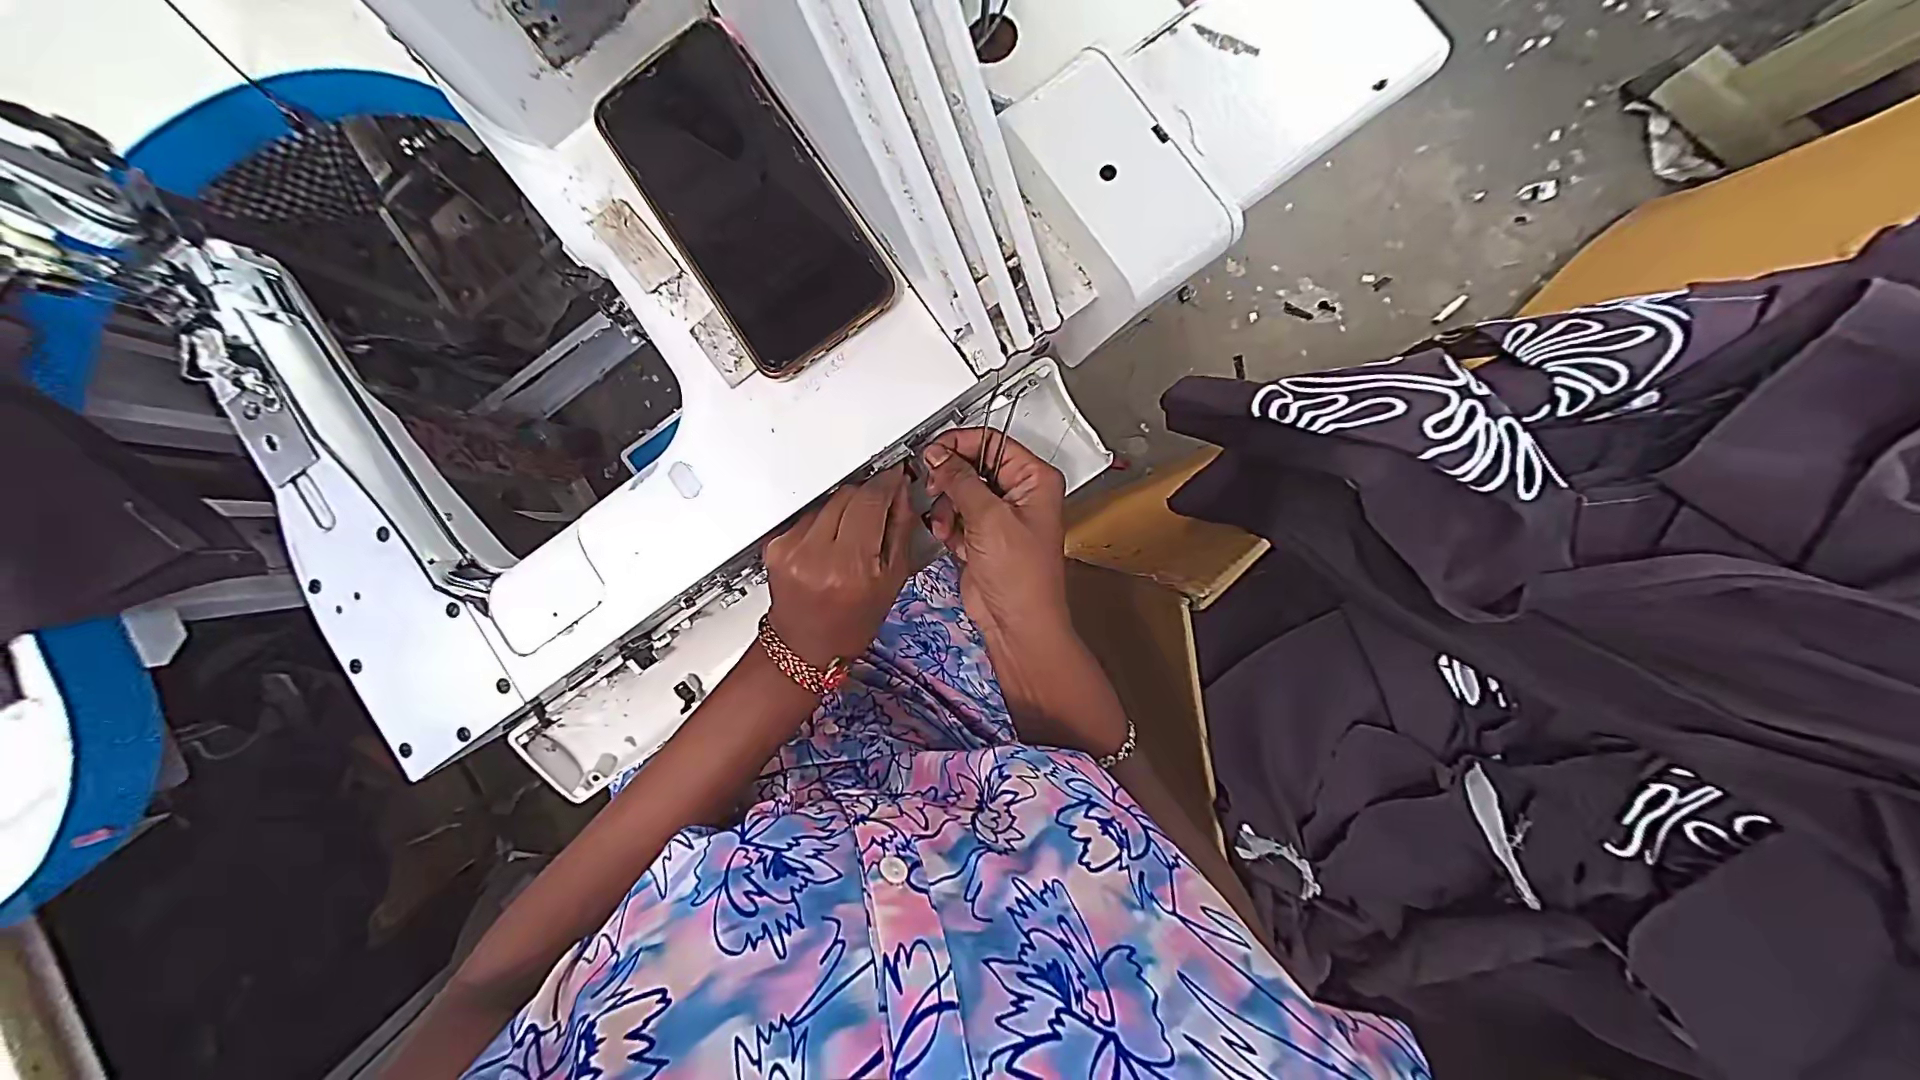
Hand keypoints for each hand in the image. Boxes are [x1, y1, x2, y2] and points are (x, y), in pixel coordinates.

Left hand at [763, 466, 915, 667]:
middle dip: (867, 497)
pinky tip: (829, 546)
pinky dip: (823, 522)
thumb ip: (899, 530)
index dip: (886, 484)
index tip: (894, 477)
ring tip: (851, 538)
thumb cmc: (851, 623)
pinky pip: (807, 516)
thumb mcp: (892, 580)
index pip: (870, 500)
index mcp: (850, 567)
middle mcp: (816, 555)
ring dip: (844, 509)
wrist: (806, 646)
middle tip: (878, 511)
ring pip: (827, 501)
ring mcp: (791, 549)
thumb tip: (900, 493)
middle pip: (847, 495)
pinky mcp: (775, 546)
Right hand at [923, 431, 1127, 755]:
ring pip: (961, 491)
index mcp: (1035, 480)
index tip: (934, 450)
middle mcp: (1020, 494)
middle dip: (951, 479)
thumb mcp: (989, 518)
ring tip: (946, 523)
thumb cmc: (1022, 577)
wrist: (1016, 623)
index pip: (993, 442)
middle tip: (935, 486)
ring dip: (947, 506)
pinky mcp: (983, 537)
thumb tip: (939, 454)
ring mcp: (1000, 516)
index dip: (961, 443)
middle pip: (974, 465)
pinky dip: (947, 525)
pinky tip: (948, 537)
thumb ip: (960, 480)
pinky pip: (956, 516)